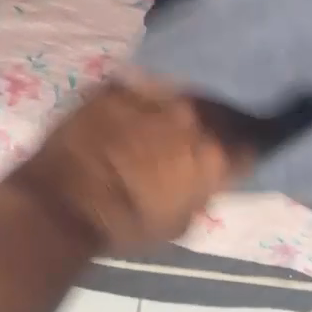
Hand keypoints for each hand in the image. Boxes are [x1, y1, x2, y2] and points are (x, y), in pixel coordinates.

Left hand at [7, 79, 246, 256]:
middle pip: (220, 114)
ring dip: (186, 111)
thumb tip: (210, 181)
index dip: (247, 155)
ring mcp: (153, 94)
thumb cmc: (127, 226)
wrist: (62, 202)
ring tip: (180, 124)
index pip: (249, 148)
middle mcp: (192, 117)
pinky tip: (142, 115)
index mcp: (215, 155)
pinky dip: (148, 102)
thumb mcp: (182, 223)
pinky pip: (145, 89)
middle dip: (221, 126)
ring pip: (185, 96)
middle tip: (213, 139)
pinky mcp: (117, 85)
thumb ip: (204, 194)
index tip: (242, 160)